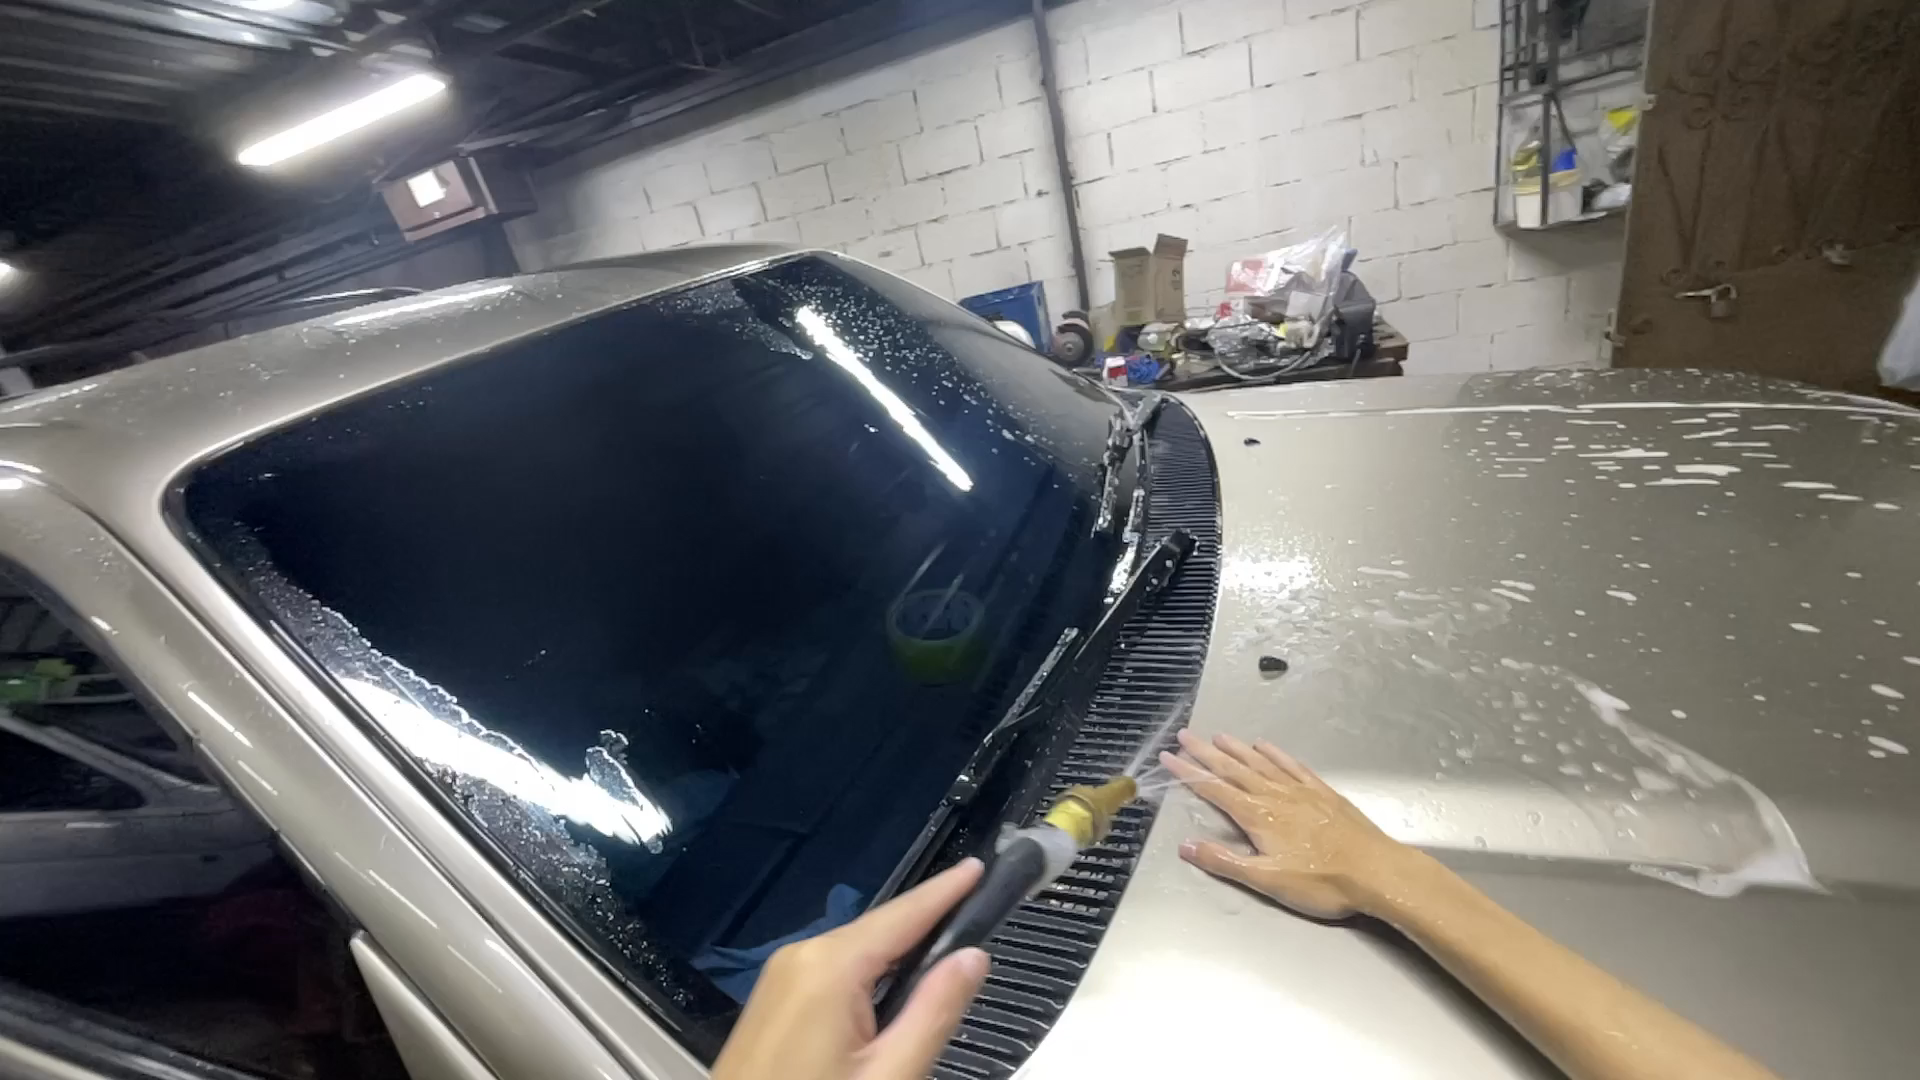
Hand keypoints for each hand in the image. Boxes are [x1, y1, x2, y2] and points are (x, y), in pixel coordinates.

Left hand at [712, 859, 989, 1079]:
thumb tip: (972, 957)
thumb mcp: (888, 1078)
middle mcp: (801, 956)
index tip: (977, 866)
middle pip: (880, 931)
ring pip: (857, 953)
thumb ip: (934, 1012)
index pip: (904, 913)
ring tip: (940, 969)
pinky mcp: (772, 1000)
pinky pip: (832, 973)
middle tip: (973, 925)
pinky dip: (867, 978)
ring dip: (897, 959)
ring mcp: (781, 977)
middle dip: (925, 930)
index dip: (946, 890)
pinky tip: (888, 1002)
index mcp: (831, 965)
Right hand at [1162, 730, 1417, 919]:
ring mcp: (1298, 790)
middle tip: (1185, 735)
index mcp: (1256, 815)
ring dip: (1236, 748)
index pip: (1213, 789)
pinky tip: (1267, 746)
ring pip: (1260, 762)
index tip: (1168, 756)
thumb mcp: (1267, 880)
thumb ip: (1224, 862)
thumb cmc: (1321, 882)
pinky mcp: (1321, 792)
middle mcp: (1273, 795)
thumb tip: (1185, 845)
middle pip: (1232, 769)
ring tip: (1218, 735)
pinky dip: (1275, 754)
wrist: (1378, 872)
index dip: (1188, 772)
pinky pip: (1291, 766)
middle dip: (1205, 752)